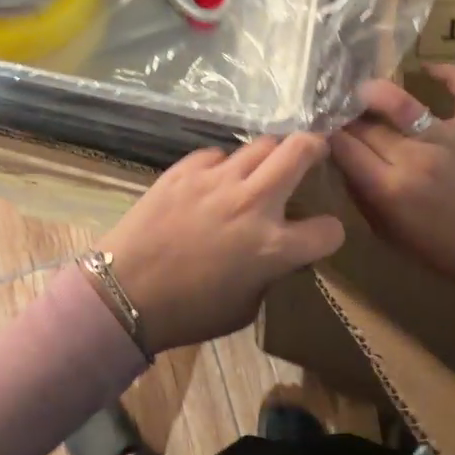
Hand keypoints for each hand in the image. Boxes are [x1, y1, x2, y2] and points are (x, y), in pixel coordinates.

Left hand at [96, 133, 344, 353]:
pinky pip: (218, 154)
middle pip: (301, 150)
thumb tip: (278, 254)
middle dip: (316, 146)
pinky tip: (216, 180)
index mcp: (273, 247)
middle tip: (314, 152)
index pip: (328, 229)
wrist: (125, 291)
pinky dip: (224, 164)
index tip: (321, 232)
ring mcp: (218, 179)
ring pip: (261, 143)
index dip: (330, 232)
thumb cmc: (188, 311)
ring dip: (270, 154)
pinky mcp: (186, 168)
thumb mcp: (245, 306)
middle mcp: (253, 202)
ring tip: (264, 166)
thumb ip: (271, 272)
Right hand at [331, 64, 454, 302]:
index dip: (326, 134)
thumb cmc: (441, 250)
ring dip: (376, 92)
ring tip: (364, 89)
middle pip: (366, 124)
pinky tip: (428, 68)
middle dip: (347, 117)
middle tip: (339, 114)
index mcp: (390, 190)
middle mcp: (415, 158)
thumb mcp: (387, 233)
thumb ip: (360, 194)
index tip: (320, 130)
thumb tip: (339, 158)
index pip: (343, 146)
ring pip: (401, 102)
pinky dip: (449, 74)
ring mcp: (449, 139)